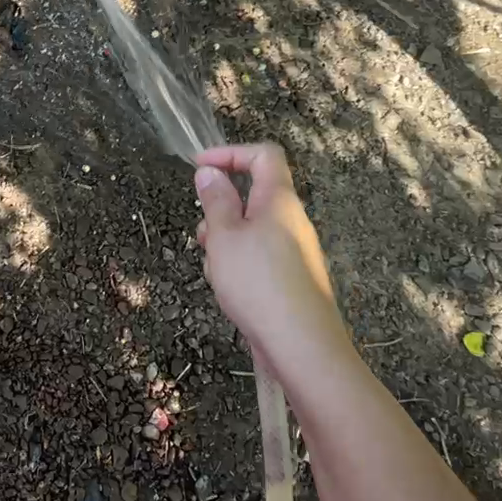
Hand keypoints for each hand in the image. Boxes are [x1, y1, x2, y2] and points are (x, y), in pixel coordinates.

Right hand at [193, 143, 348, 375]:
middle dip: (219, 211)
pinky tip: (230, 291)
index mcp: (279, 200)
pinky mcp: (291, 278)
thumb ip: (215, 200)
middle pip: (251, 196)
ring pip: (249, 230)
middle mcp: (291, 221)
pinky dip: (238, 265)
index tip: (199, 167)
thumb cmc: (259, 282)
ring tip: (216, 270)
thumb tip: (210, 172)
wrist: (302, 348)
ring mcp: (294, 251)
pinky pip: (257, 257)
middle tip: (204, 234)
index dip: (230, 152)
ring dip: (224, 242)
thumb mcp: (224, 235)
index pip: (263, 155)